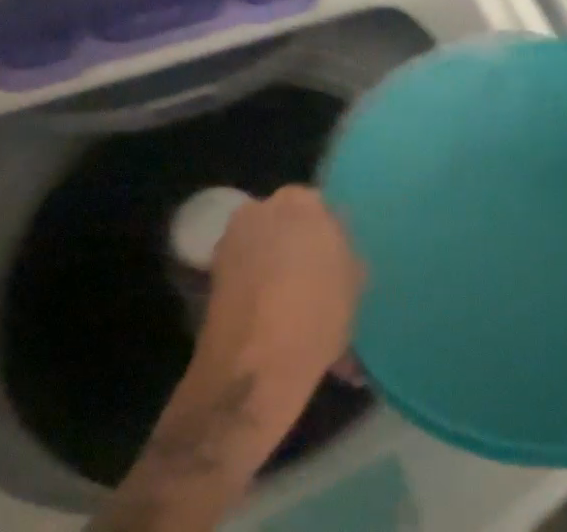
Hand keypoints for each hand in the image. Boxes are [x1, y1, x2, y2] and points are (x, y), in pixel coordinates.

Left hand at [202, 186, 364, 382]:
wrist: (256, 364)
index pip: (323, 208)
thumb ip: (346, 253)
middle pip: (289, 225)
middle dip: (301, 249)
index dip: (332, 237)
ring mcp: (231, 241)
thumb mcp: (355, 279)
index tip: (339, 263)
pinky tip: (275, 321)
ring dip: (278, 271)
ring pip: (265, 251)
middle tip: (319, 283)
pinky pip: (246, 275)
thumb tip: (336, 250)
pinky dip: (259, 291)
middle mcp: (260, 209)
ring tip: (296, 309)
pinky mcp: (211, 275)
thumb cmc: (317, 312)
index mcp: (301, 202)